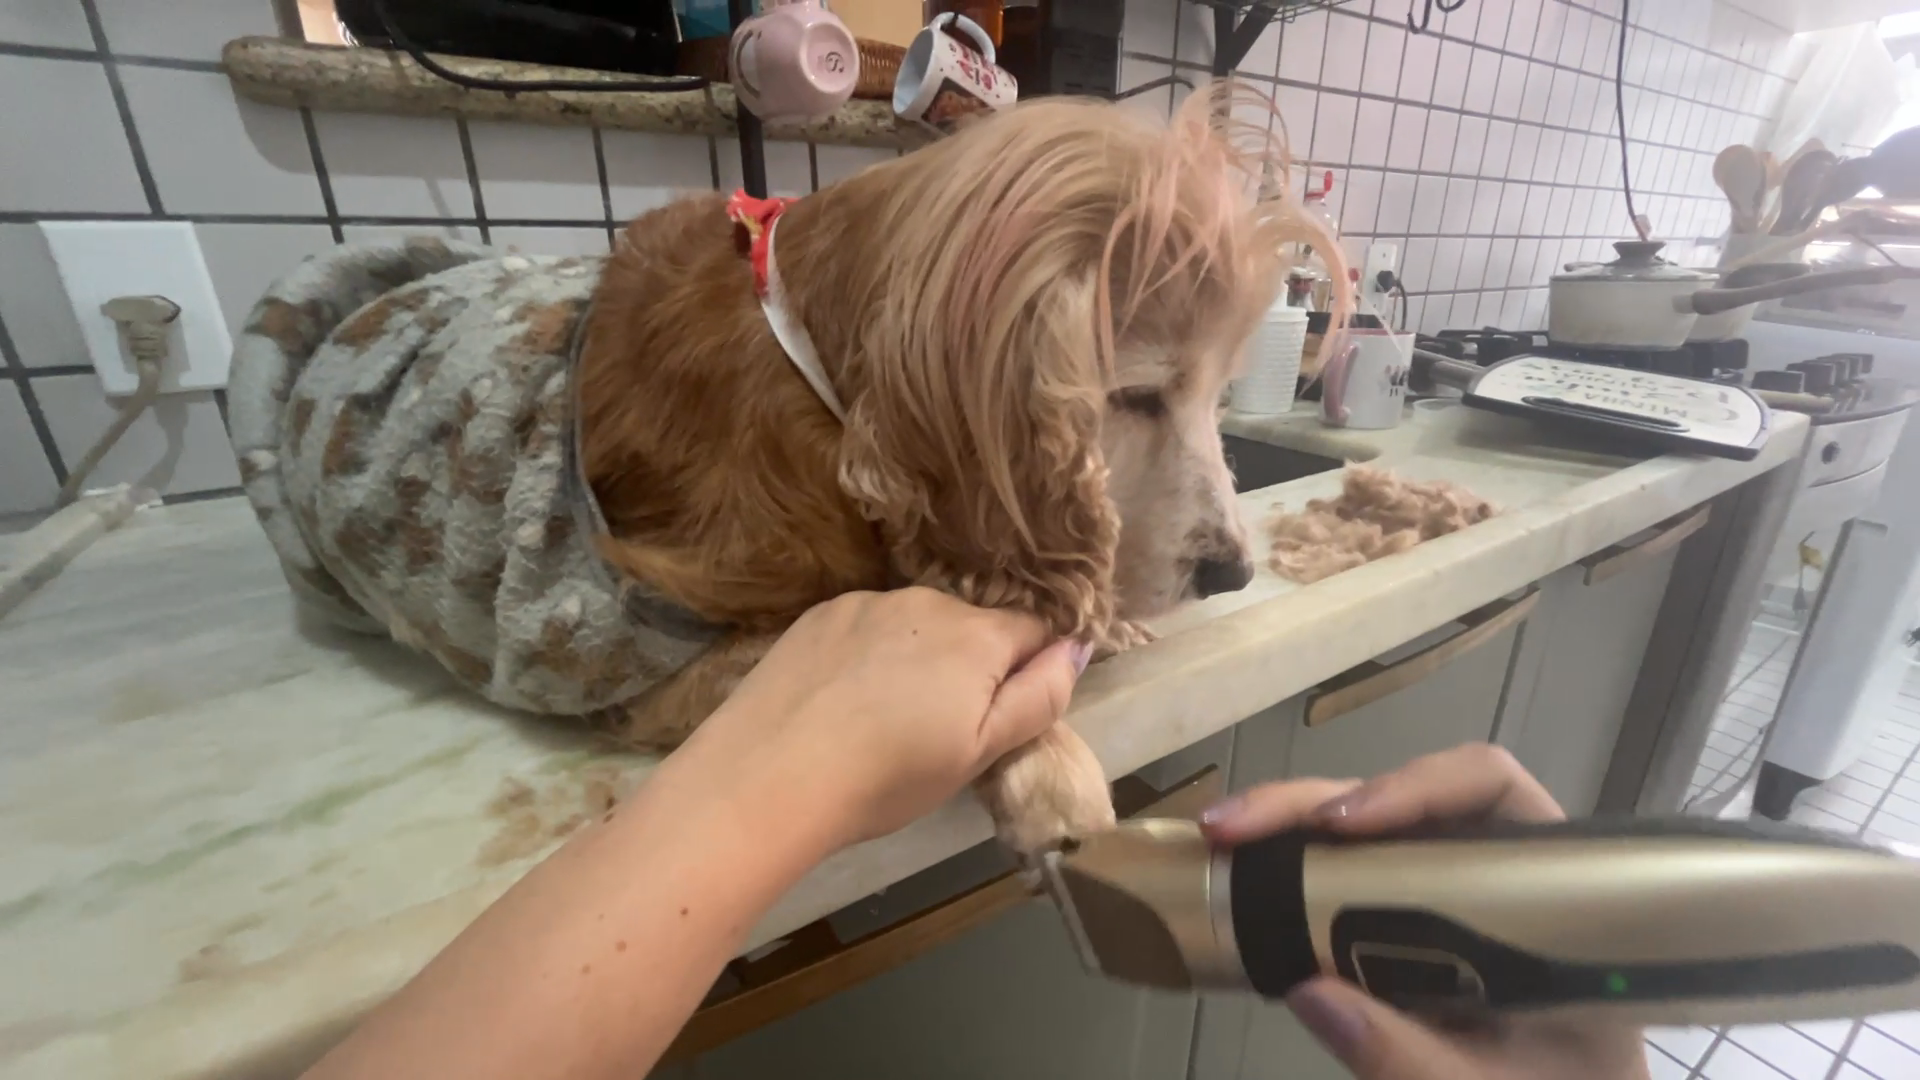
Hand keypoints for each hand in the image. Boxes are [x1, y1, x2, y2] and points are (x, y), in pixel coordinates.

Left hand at [677, 587, 1087, 851]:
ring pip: (920, 621)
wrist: (769, 775)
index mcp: (975, 635)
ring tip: (884, 711)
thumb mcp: (980, 752)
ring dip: (921, 653)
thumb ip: (1039, 695)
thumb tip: (1075, 646)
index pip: (1033, 627)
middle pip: (974, 624)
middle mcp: (927, 600)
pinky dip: (873, 649)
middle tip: (938, 724)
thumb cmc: (889, 776)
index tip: (1002, 708)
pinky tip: (844, 692)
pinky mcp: (823, 611)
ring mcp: (869, 600)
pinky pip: (871, 622)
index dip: (1028, 667)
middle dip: (972, 663)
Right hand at [1201, 744, 1648, 1079]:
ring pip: (1349, 814)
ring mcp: (1424, 880)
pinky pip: (1328, 854)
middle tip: (1234, 825)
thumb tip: (1307, 988)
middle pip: (1391, 793)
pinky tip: (1234, 857)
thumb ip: (1416, 1060)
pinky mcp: (1381, 900)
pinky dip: (1277, 847)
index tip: (1346, 825)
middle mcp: (1476, 866)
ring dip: (1280, 815)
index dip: (1416, 787)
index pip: (1488, 790)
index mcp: (1539, 893)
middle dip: (1306, 800)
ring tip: (1219, 834)